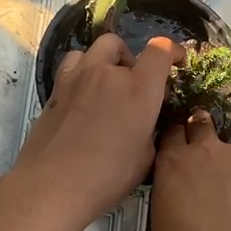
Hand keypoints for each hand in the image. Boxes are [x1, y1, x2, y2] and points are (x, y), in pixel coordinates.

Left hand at [10, 33, 183, 230]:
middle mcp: (108, 74)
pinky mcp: (55, 89)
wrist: (53, 184)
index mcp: (139, 89)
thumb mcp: (145, 157)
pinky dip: (82, 71)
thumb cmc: (107, 177)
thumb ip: (150, 129)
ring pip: (93, 51)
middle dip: (131, 60)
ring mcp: (77, 77)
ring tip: (106, 86)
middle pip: (120, 45)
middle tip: (133, 85)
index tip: (176, 61)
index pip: (160, 51)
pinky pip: (72, 65)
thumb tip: (144, 121)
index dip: (172, 51)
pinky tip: (83, 95)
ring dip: (104, 62)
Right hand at [152, 95, 230, 230]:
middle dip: (203, 118)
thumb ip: (167, 195)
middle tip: (204, 115)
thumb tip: (172, 191)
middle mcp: (207, 151)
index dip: (174, 129)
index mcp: (174, 162)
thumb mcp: (160, 217)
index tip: (175, 127)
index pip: (172, 134)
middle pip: (204, 125)